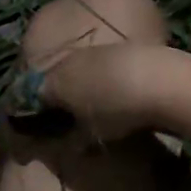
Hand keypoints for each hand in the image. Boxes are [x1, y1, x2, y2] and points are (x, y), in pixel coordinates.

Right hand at [33, 42, 171, 142]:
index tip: (43, 129)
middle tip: (68, 119)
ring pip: (76, 70)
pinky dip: (99, 78)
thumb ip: (72, 139)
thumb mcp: (91, 135)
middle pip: (54, 80)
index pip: (34, 96)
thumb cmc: (116, 111)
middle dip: (58, 98)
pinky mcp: (113, 48)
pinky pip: (96, 65)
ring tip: (93, 106)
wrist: (155, 79)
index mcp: (55, 82)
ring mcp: (90, 51)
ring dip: (79, 86)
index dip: (37, 113)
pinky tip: (113, 92)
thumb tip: (64, 142)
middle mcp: (67, 62)